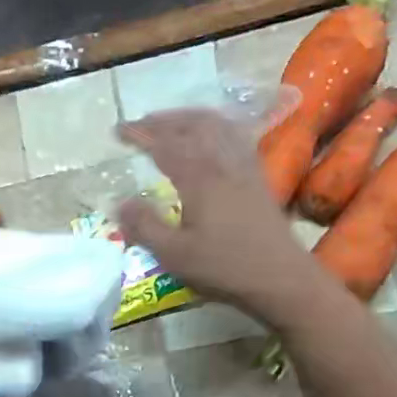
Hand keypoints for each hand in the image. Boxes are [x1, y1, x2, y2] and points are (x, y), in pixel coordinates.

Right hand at [115, 109, 327, 322]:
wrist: (278, 277)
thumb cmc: (222, 267)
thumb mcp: (173, 254)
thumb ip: (144, 226)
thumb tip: (119, 202)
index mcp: (199, 179)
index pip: (164, 144)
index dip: (140, 134)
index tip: (118, 131)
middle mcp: (223, 164)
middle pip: (194, 125)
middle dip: (164, 120)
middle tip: (140, 124)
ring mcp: (244, 168)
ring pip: (218, 126)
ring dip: (191, 118)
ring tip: (172, 123)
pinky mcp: (257, 178)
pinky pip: (236, 138)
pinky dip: (217, 128)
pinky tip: (212, 138)